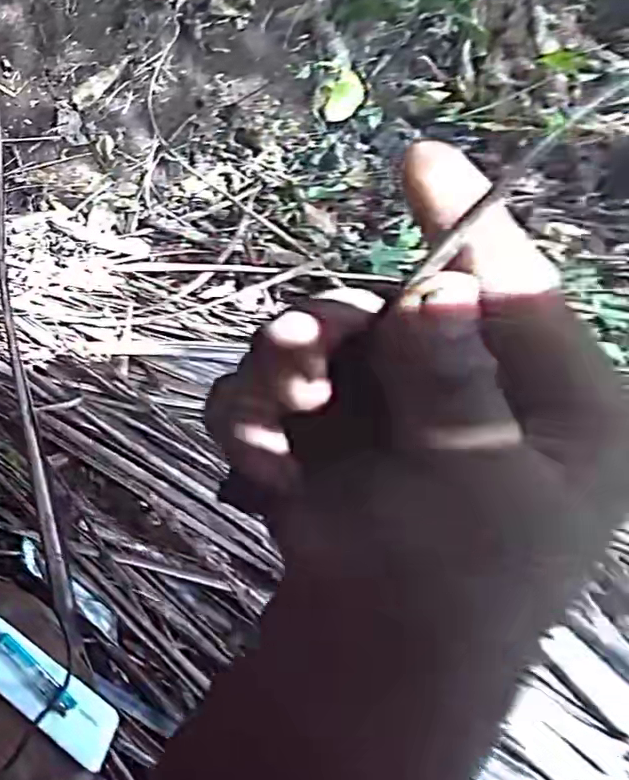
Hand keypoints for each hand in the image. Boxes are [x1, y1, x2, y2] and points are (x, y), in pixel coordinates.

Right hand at [207, 140, 628, 640]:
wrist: (377, 623)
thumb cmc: (465, 563)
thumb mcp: (481, 476)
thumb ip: (459, 386)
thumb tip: (446, 290)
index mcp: (534, 388)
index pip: (502, 283)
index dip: (462, 217)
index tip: (420, 156)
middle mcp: (437, 378)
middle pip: (362, 313)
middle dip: (317, 335)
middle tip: (292, 357)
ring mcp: (361, 399)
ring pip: (288, 347)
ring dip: (270, 384)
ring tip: (273, 434)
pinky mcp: (296, 419)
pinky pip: (246, 394)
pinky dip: (245, 426)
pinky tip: (264, 468)